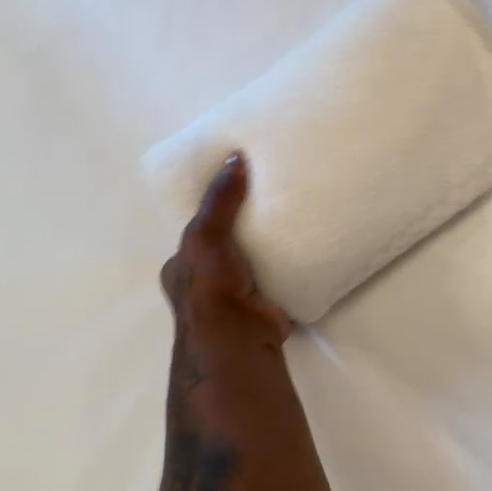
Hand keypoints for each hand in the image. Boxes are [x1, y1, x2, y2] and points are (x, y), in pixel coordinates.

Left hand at [161, 153, 293, 343]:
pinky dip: (292, 274)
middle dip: (245, 236)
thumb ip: (221, 199)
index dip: (215, 216)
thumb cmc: (211, 284)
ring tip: (296, 228)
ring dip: (270, 256)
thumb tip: (236, 156)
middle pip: (227, 251)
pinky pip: (280, 285)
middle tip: (272, 210)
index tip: (238, 197)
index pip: (198, 235)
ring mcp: (237, 301)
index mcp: (182, 268)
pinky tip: (308, 257)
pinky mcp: (267, 311)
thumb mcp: (206, 232)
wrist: (237, 334)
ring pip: (253, 270)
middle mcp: (206, 286)